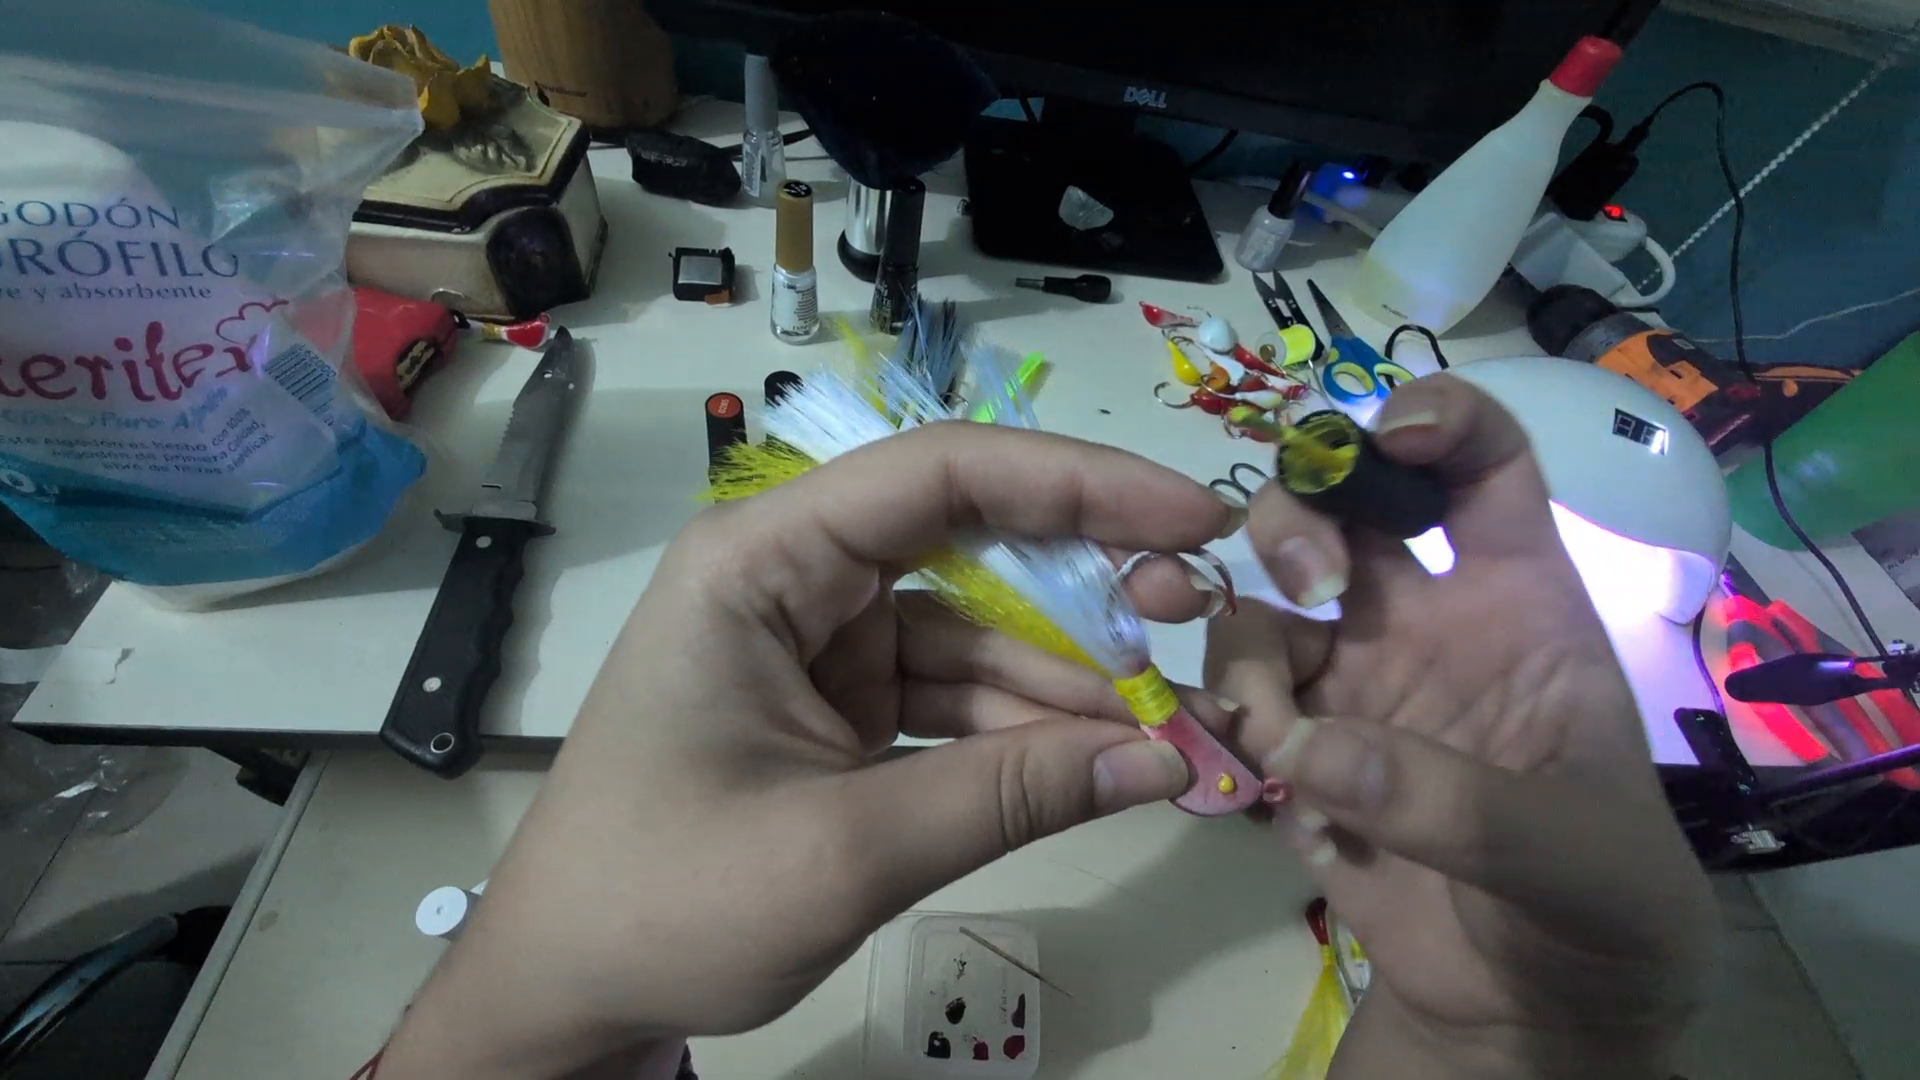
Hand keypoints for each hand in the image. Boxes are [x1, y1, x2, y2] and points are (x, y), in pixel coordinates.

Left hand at [381, 424, 1235, 1079]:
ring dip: (1069, 675)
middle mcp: (799, 572)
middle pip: (969, 535)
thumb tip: (1165, 760)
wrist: (565, 988)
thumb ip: (1008, 796)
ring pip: (976, 628)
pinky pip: (956, 692)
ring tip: (1172, 716)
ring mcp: (827, 635)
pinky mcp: (847, 695)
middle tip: (1192, 609)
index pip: (939, 475)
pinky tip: (1100, 755)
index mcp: (765, 559)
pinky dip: (1026, 726)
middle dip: (1085, 573)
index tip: (1189, 514)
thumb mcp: (844, 851)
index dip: (1077, 482)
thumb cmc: (663, 903)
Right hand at [1206, 377, 1714, 1079]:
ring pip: (1251, 607)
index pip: (1482, 469)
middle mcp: (1405, 618)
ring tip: (1275, 746)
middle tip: (1303, 585)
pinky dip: (1213, 717)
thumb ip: (1460, 802)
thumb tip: (1313, 748)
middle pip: (1325, 513)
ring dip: (1246, 661)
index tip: (1392, 433)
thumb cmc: (1592, 907)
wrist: (1518, 997)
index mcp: (1508, 603)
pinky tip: (1241, 769)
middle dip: (1295, 525)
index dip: (1442, 423)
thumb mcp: (1579, 860)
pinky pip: (1222, 693)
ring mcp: (1335, 674)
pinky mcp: (1283, 732)